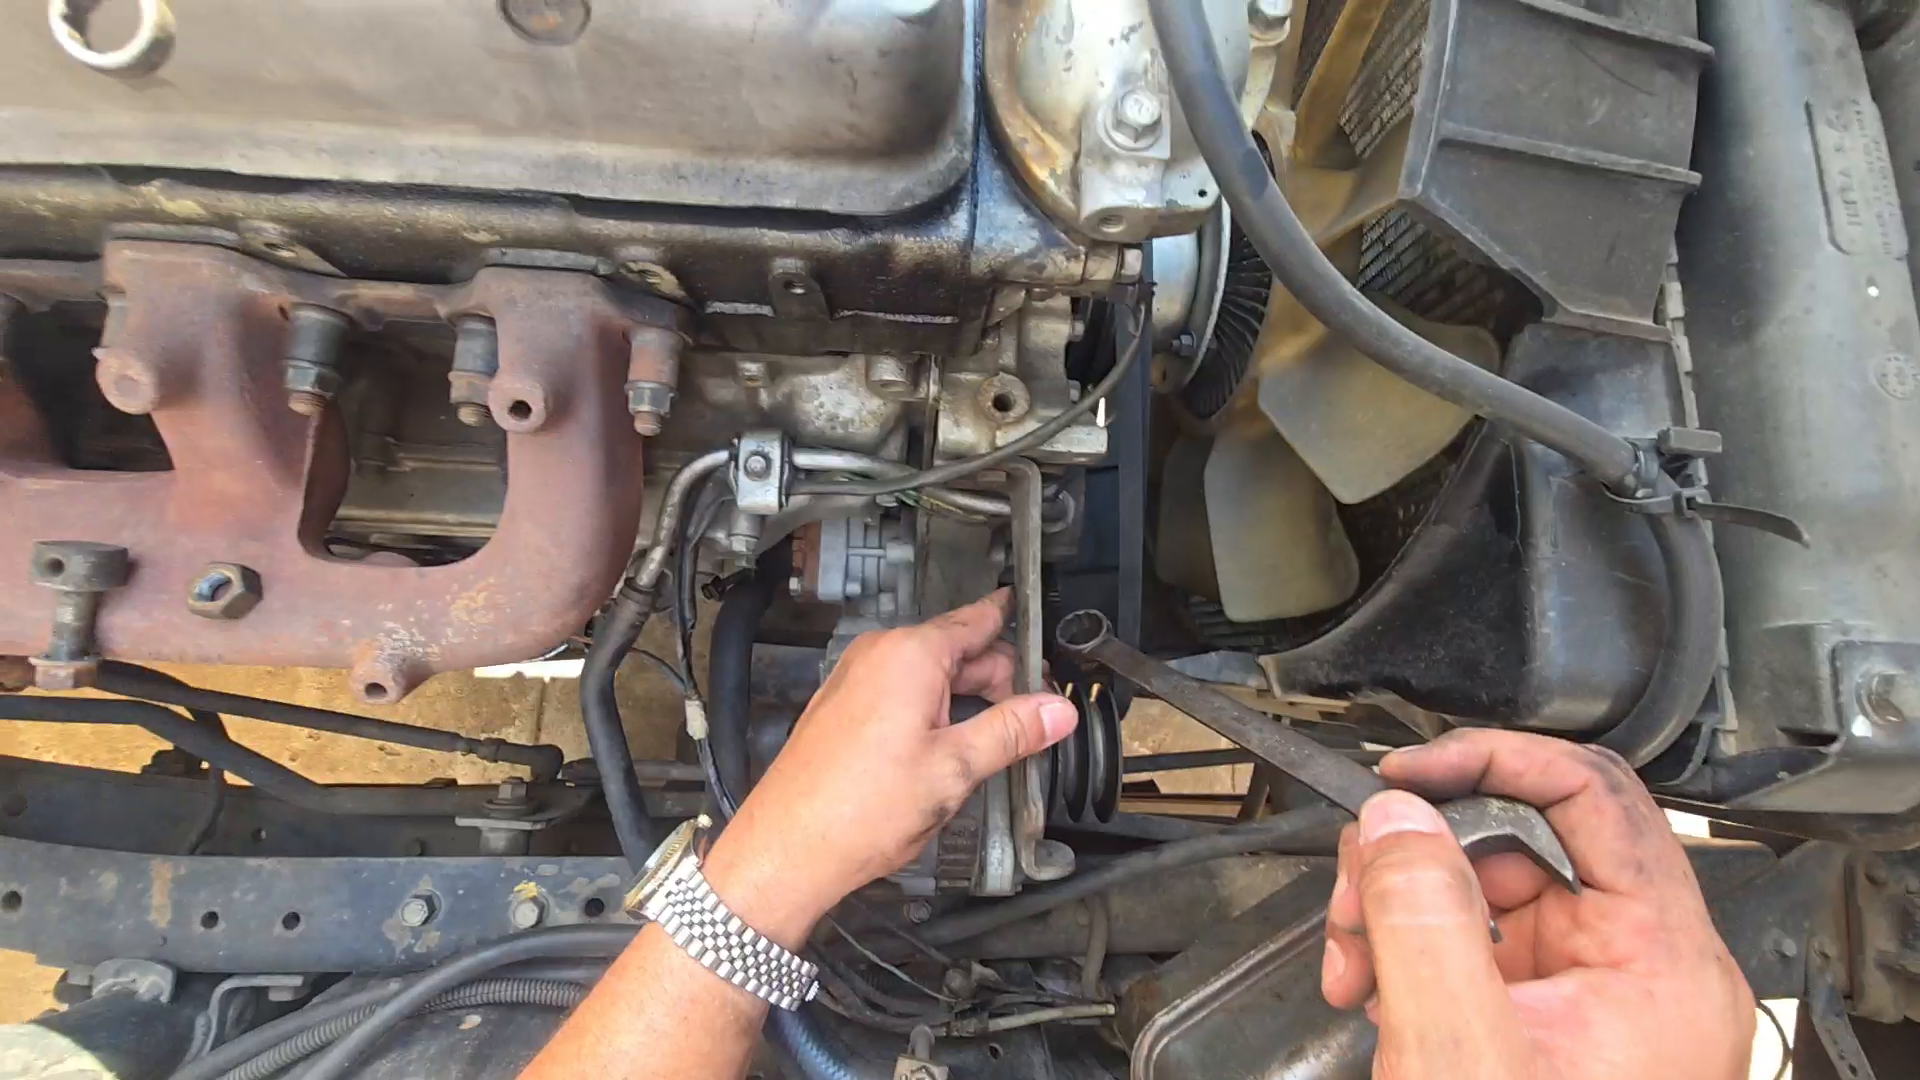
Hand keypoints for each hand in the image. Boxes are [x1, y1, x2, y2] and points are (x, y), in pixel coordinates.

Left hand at [702, 590, 1077, 946]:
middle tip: (1033, 716)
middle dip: (997, 679)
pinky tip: (946, 751)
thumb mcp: (954, 769)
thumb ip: (1012, 731)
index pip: (977, 619)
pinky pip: (901, 693)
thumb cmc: (861, 808)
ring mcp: (858, 679)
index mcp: (911, 654)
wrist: (785, 849)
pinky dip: (932, 711)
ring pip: (931, 676)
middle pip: (958, 651)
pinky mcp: (846, 707)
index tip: (1036, 620)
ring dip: (965, 701)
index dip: (1013, 623)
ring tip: (993, 743)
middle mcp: (880, 654)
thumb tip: (1059, 710)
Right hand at [1321, 729, 1754, 1079]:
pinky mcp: (1518, 994)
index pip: (1590, 795)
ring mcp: (1566, 977)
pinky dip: (1387, 938)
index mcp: (1656, 963)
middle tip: (1353, 904)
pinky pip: (1440, 920)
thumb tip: (1394, 813)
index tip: (1402, 775)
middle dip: (1405, 857)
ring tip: (1349, 964)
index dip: (1491, 759)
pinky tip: (1363, 983)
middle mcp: (1623, 957)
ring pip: (1458, 874)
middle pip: (1502, 835)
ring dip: (1383, 903)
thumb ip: (1424, 921)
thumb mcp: (1458, 1055)